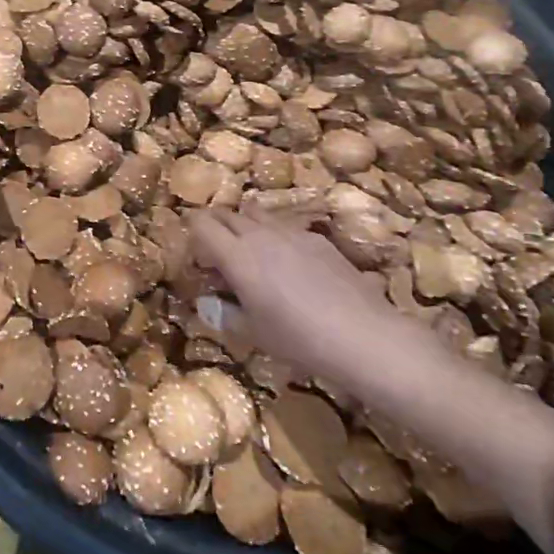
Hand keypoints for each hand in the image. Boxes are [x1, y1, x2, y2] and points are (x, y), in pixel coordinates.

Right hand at [188, 210, 443, 385]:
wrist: (362, 336)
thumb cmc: (297, 338)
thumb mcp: (252, 332)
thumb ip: (224, 313)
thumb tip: (208, 304)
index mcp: (236, 256)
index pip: (202, 224)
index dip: (192, 228)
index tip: (191, 243)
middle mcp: (260, 235)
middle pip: (228, 214)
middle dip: (216, 224)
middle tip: (214, 246)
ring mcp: (291, 233)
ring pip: (258, 214)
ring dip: (245, 224)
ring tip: (249, 248)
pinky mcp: (318, 239)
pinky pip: (285, 227)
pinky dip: (275, 235)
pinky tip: (287, 262)